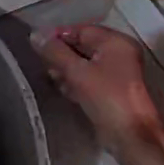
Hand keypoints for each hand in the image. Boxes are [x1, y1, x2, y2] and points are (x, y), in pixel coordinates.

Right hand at [31, 24, 163, 153]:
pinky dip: (74, 81)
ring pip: (84, 64)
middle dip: (61, 53)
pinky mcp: (110, 91)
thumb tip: (35, 35)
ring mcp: (116, 73)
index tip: (37, 43)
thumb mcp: (77, 72)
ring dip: (66, 68)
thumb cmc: (106, 97)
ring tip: (50, 76)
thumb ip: (55, 52)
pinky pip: (88, 78)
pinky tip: (61, 88)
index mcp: (116, 43)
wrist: (128, 135)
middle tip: (41, 62)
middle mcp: (118, 54)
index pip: (82, 30)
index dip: (59, 35)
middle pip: (83, 46)